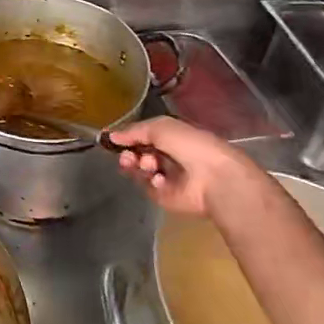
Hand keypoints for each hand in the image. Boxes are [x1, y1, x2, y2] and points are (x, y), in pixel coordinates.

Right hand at [107, 116, 267, 217]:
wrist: (214, 178)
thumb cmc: (191, 146)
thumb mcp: (162, 127)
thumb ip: (134, 130)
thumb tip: (111, 136)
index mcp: (172, 136)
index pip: (143, 135)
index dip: (127, 136)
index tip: (109, 138)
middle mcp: (168, 155)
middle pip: (137, 153)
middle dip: (129, 153)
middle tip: (128, 156)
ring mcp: (166, 176)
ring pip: (139, 170)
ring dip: (137, 165)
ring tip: (146, 164)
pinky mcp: (164, 196)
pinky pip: (147, 187)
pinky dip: (151, 181)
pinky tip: (160, 179)